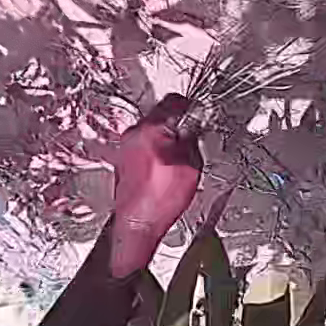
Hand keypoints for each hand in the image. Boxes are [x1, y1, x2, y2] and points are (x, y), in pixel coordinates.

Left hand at [107, 95, 202, 276]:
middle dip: (180, 123)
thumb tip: (196, 124)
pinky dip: (157, 148)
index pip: (175, 102)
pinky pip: (145, 143)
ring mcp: (126, 145)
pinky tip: (166, 167)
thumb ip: (193, 138)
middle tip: (194, 137)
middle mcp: (134, 133)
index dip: (193, 108)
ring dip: (168, 136)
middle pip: (162, 113)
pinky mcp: (124, 158)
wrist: (138, 224)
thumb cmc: (160, 200)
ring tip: (180, 157)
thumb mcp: (191, 165)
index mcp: (151, 128)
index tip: (201, 115)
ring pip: (153, 128)